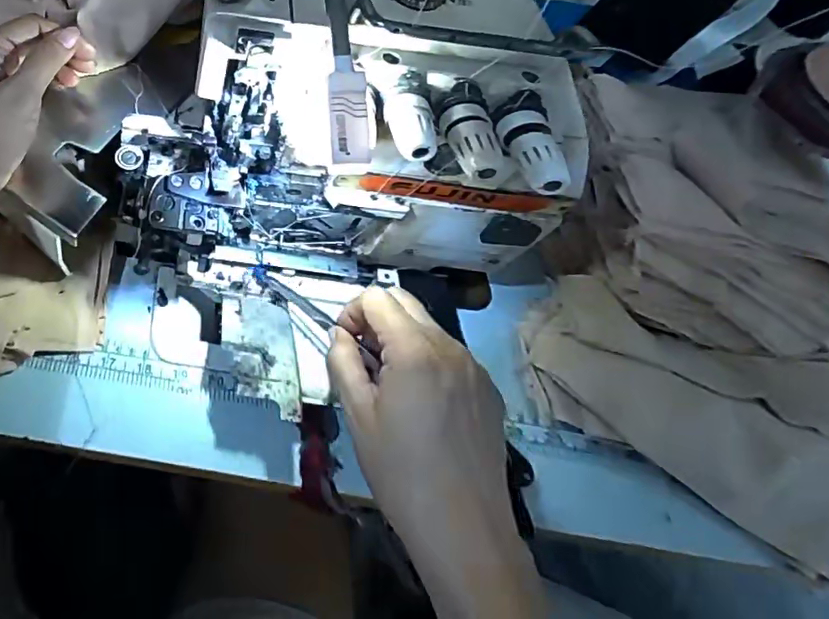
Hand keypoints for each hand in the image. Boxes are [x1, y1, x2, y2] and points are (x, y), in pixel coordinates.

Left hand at [0, 16, 96, 210]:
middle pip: (27, 40)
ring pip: (24, 59)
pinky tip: (58, 88)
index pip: (29, 25)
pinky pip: (18, 77)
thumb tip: (72, 32)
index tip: (90, 56)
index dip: (63, 35)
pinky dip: (40, 79)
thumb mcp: (23, 94)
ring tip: (77, 81)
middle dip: (60, 50)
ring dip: (53, 65)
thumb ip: (47, 59)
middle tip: (89, 69)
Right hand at [327, 288, 521, 567]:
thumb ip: (342, 362)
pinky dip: (427, 360)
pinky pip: (450, 355)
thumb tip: (340, 336)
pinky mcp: (488, 389)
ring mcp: (474, 367)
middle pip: (404, 301)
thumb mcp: (357, 415)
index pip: (376, 297)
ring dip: (402, 338)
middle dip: (375, 318)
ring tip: (390, 385)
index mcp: (415, 349)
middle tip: (362, 359)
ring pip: (428, 327)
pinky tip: (422, 405)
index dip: (351, 313)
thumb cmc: (401, 473)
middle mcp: (450, 347)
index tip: (343, 345)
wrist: (465, 530)